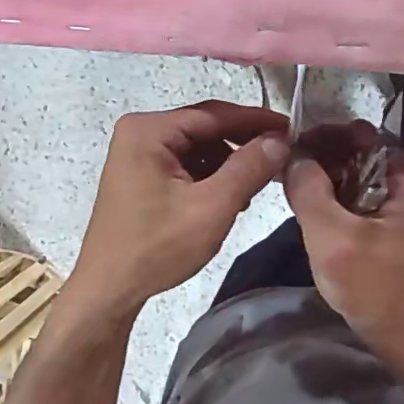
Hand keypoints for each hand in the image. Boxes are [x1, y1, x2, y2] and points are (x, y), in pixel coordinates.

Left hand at [69, 100, 289, 308]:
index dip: (257, 121)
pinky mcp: (141, 174)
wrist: (109, 289)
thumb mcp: (211, 207)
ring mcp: (138, 153)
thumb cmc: (157, 247)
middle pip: (205, 127)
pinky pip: (186, 162)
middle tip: (283, 154)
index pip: (214, 115)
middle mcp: (141, 132)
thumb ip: (248, 169)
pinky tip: (232, 194)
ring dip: (229, 160)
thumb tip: (280, 141)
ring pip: (198, 146)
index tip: (293, 130)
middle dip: (244, 141)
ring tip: (260, 181)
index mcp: (149, 130)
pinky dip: (211, 174)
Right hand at [285, 123, 403, 342]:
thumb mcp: (330, 234)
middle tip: (291, 164)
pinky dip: (335, 190)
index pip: (367, 139)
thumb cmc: (367, 284)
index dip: (330, 138)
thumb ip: (309, 188)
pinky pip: (359, 190)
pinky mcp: (393, 216)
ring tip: (295, 179)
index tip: (296, 146)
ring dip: (327, 172)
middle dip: (326, 155)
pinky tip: (311, 196)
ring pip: (358, 170)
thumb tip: (292, 153)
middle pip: (362, 152)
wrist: (391, 328)